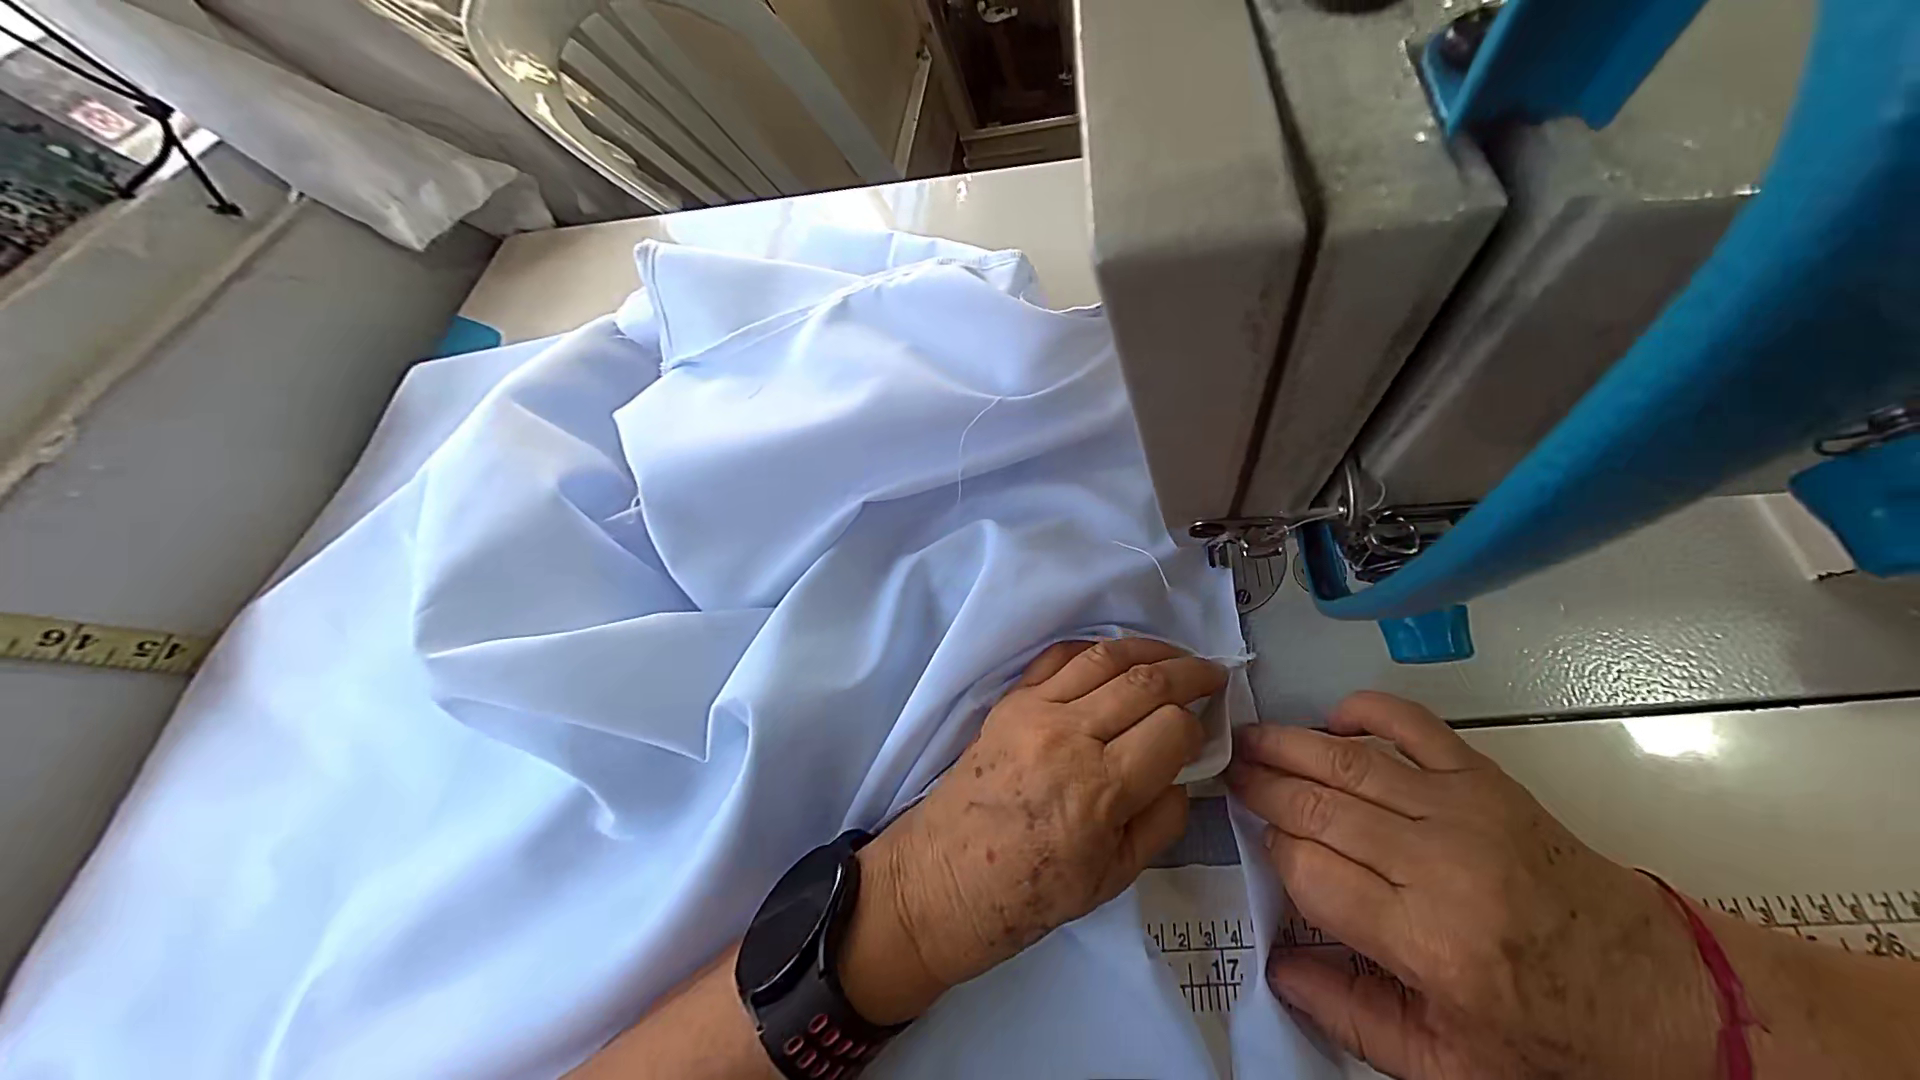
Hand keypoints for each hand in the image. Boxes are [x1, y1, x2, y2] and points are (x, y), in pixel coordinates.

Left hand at [848, 639, 1224, 1018]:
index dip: (1198, 725)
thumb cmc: (1031, 893)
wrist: (944, 877)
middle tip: (1212, 673)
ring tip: (1174, 655)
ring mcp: (1035, 711)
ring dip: (1148, 649)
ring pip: (1104, 658)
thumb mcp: (1114, 877)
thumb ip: (1160, 819)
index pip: (1172, 728)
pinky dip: (1093, 649)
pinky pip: (1057, 658)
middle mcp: (1069, 737)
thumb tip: (1180, 770)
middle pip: (1145, 682)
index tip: (1204, 729)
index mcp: (1101, 788)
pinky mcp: (1009, 702)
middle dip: (1189, 672)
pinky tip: (1115, 655)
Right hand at [1226, 693, 1718, 1079]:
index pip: (1308, 869)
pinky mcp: (1487, 781)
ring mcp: (1464, 812)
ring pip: (1348, 760)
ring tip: (1248, 739)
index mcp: (1427, 944)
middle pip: (1317, 805)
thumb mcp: (1449, 1065)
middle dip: (1260, 784)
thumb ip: (1351, 1016)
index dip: (1271, 851)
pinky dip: (1365, 709)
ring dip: (1287, 742)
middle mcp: (1440, 867)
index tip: (1260, 846)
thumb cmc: (1554, 1038)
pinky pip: (1413, 725)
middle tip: (1227, 772)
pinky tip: (1332, 717)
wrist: (1673, 1002)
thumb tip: (1277, 966)